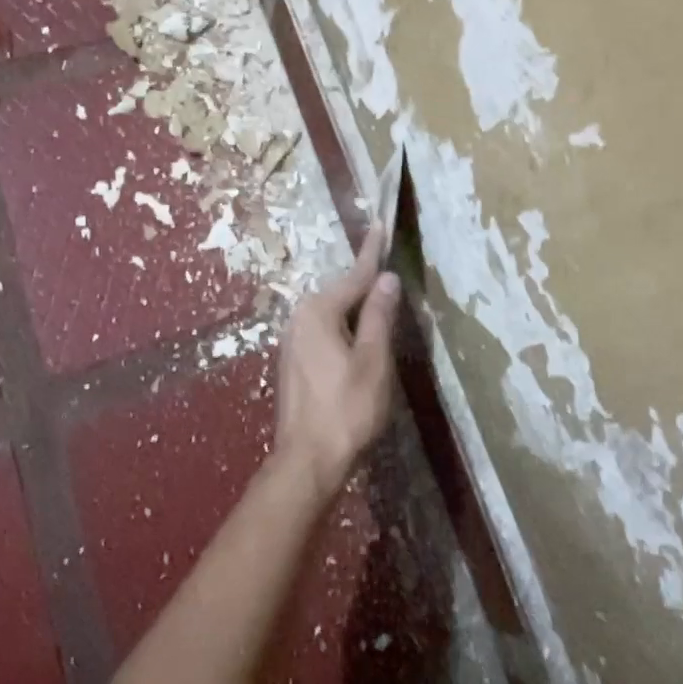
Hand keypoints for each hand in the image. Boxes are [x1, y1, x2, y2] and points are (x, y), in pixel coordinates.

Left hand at [271, 224, 400, 498]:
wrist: (307, 460)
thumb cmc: (346, 409)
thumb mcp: (373, 360)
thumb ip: (379, 316)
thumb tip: (386, 278)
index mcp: (318, 312)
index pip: (354, 275)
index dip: (372, 252)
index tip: (379, 223)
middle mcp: (299, 318)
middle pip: (341, 294)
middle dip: (365, 284)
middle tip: (389, 270)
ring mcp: (292, 341)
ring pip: (332, 315)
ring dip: (356, 310)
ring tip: (381, 305)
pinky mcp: (293, 362)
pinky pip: (324, 332)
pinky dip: (344, 329)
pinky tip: (359, 341)